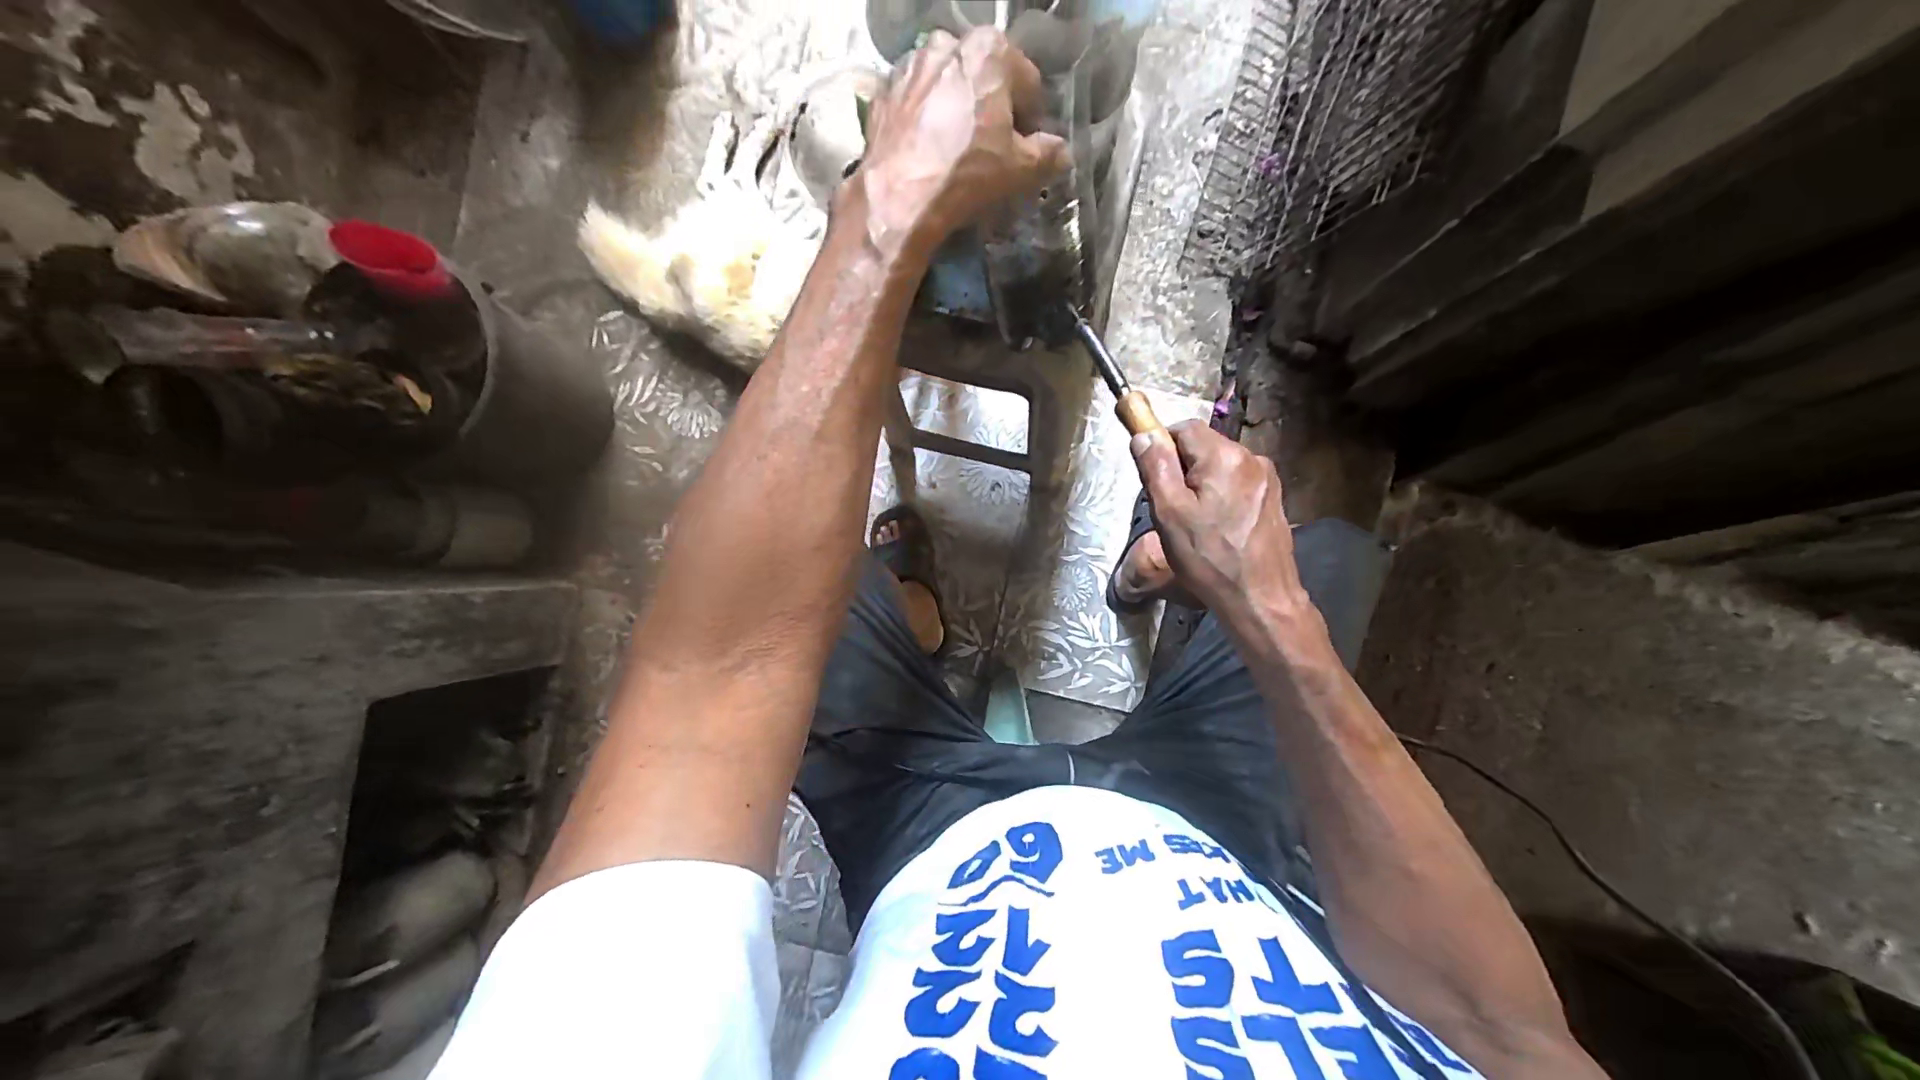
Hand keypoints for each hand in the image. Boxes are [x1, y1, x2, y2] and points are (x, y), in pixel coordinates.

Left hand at [854, 28, 1068, 260]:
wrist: (899, 197)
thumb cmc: (967, 173)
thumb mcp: (1020, 169)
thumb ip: (1047, 154)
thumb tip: (1062, 152)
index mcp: (988, 50)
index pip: (1025, 80)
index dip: (1031, 116)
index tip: (1026, 144)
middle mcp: (945, 44)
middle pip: (982, 78)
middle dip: (990, 108)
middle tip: (991, 148)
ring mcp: (908, 67)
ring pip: (946, 88)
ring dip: (955, 111)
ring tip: (956, 152)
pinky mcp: (883, 95)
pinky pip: (915, 105)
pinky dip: (924, 122)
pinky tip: (927, 153)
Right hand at [1133, 421, 1326, 645]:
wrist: (1260, 597)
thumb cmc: (1209, 558)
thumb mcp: (1170, 513)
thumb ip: (1156, 468)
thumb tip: (1144, 435)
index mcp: (1224, 457)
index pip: (1184, 428)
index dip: (1162, 446)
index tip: (1153, 478)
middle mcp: (1251, 457)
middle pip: (1203, 446)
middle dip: (1181, 468)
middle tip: (1171, 507)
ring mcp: (1267, 477)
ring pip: (1219, 466)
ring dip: (1200, 483)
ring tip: (1194, 522)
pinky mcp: (1273, 496)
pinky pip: (1236, 482)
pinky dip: (1220, 495)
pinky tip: (1216, 526)